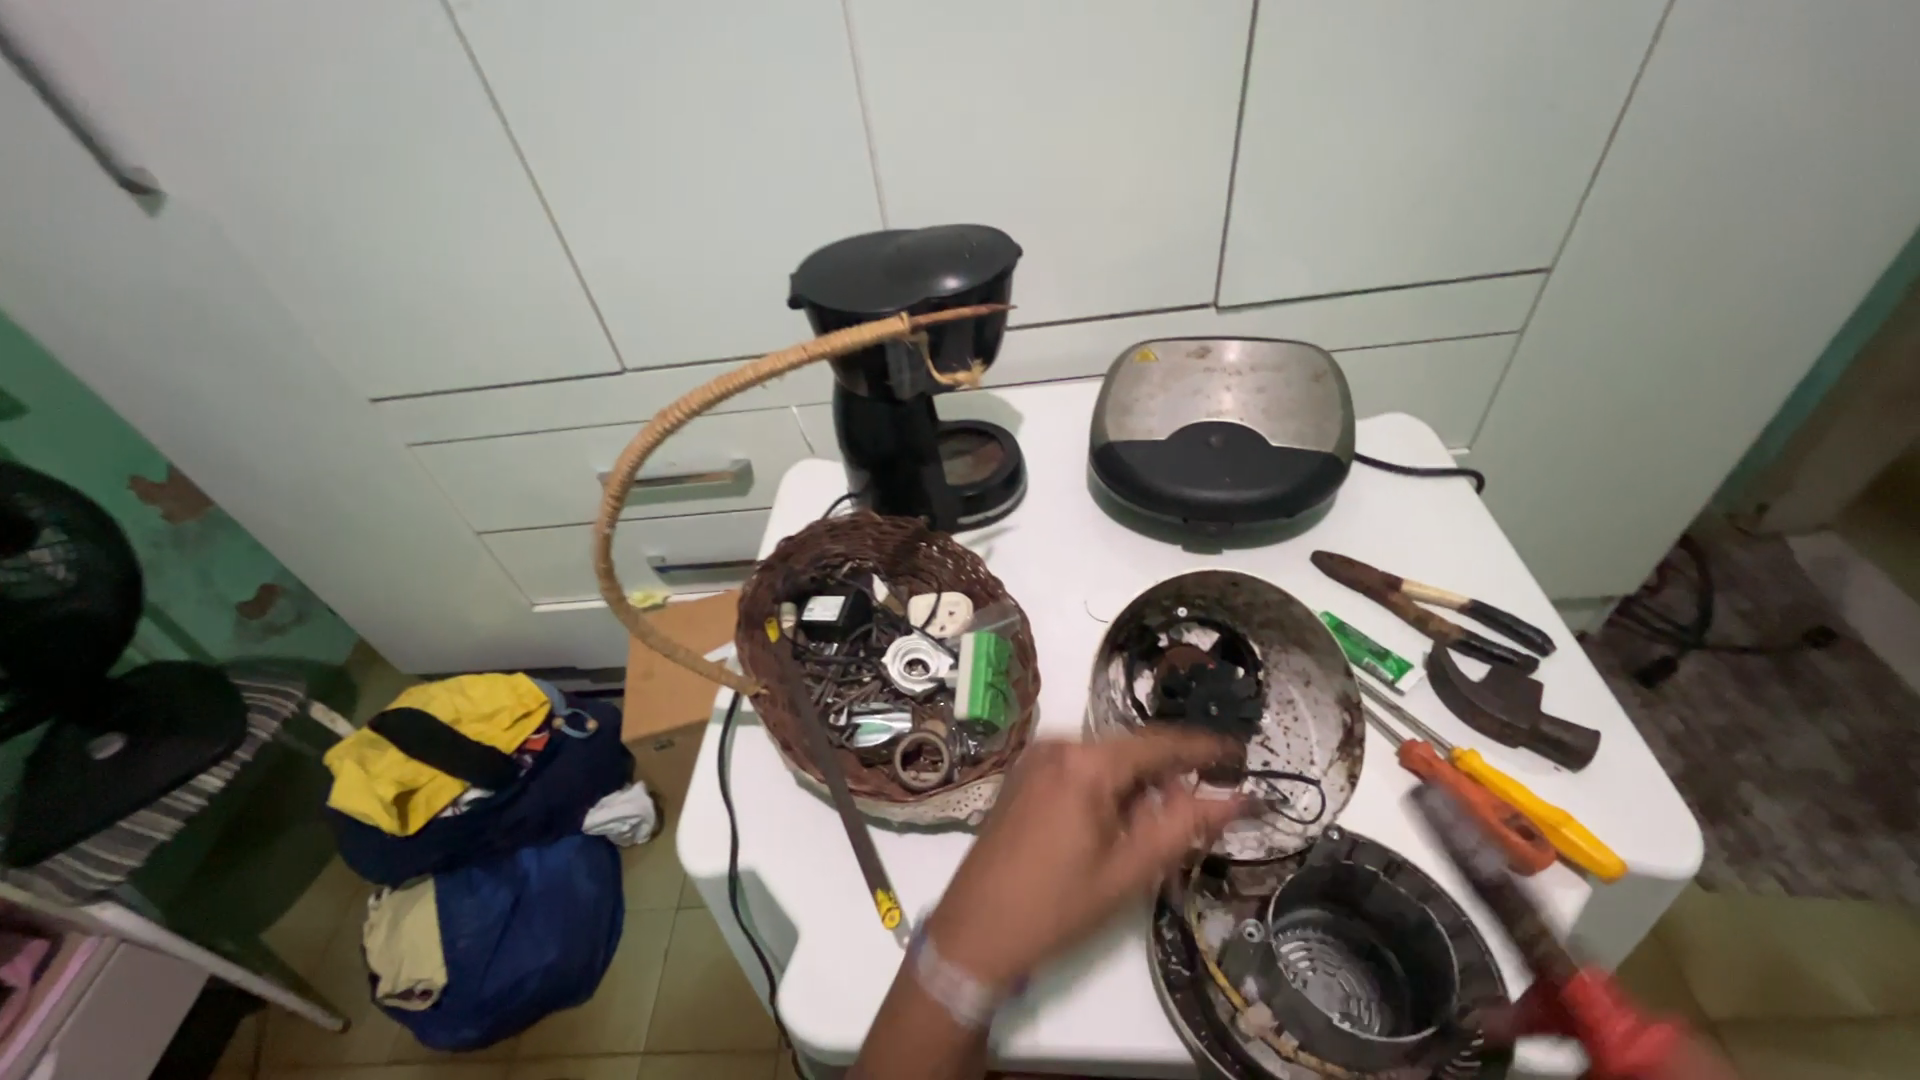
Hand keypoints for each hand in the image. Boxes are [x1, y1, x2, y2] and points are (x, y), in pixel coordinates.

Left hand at [922, 729, 1247, 987]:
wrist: (975, 927)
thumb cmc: (1056, 905)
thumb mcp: (1129, 871)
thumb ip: (1184, 827)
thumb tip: (1236, 799)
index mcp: (1086, 763)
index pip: (1160, 744)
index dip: (1203, 749)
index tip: (1239, 754)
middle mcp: (1059, 745)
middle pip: (1131, 750)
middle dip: (1168, 778)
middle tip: (1199, 814)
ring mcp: (1035, 758)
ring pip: (1105, 761)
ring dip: (1137, 787)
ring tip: (1155, 832)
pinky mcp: (1023, 775)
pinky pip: (1078, 769)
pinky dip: (1106, 789)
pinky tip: (1115, 826)